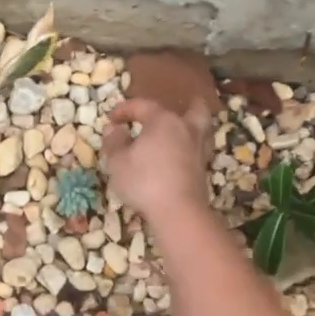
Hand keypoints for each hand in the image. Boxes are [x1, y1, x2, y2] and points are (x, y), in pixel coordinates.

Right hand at [102, 99, 210, 226]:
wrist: (177, 210)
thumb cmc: (143, 181)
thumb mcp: (117, 162)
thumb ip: (114, 143)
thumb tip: (113, 128)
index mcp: (162, 121)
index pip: (143, 106)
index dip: (125, 109)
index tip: (111, 117)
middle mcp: (185, 129)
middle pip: (194, 108)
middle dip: (186, 105)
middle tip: (179, 106)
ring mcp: (198, 149)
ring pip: (202, 129)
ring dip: (193, 126)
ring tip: (182, 131)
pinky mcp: (203, 169)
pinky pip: (199, 150)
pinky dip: (191, 148)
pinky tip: (182, 156)